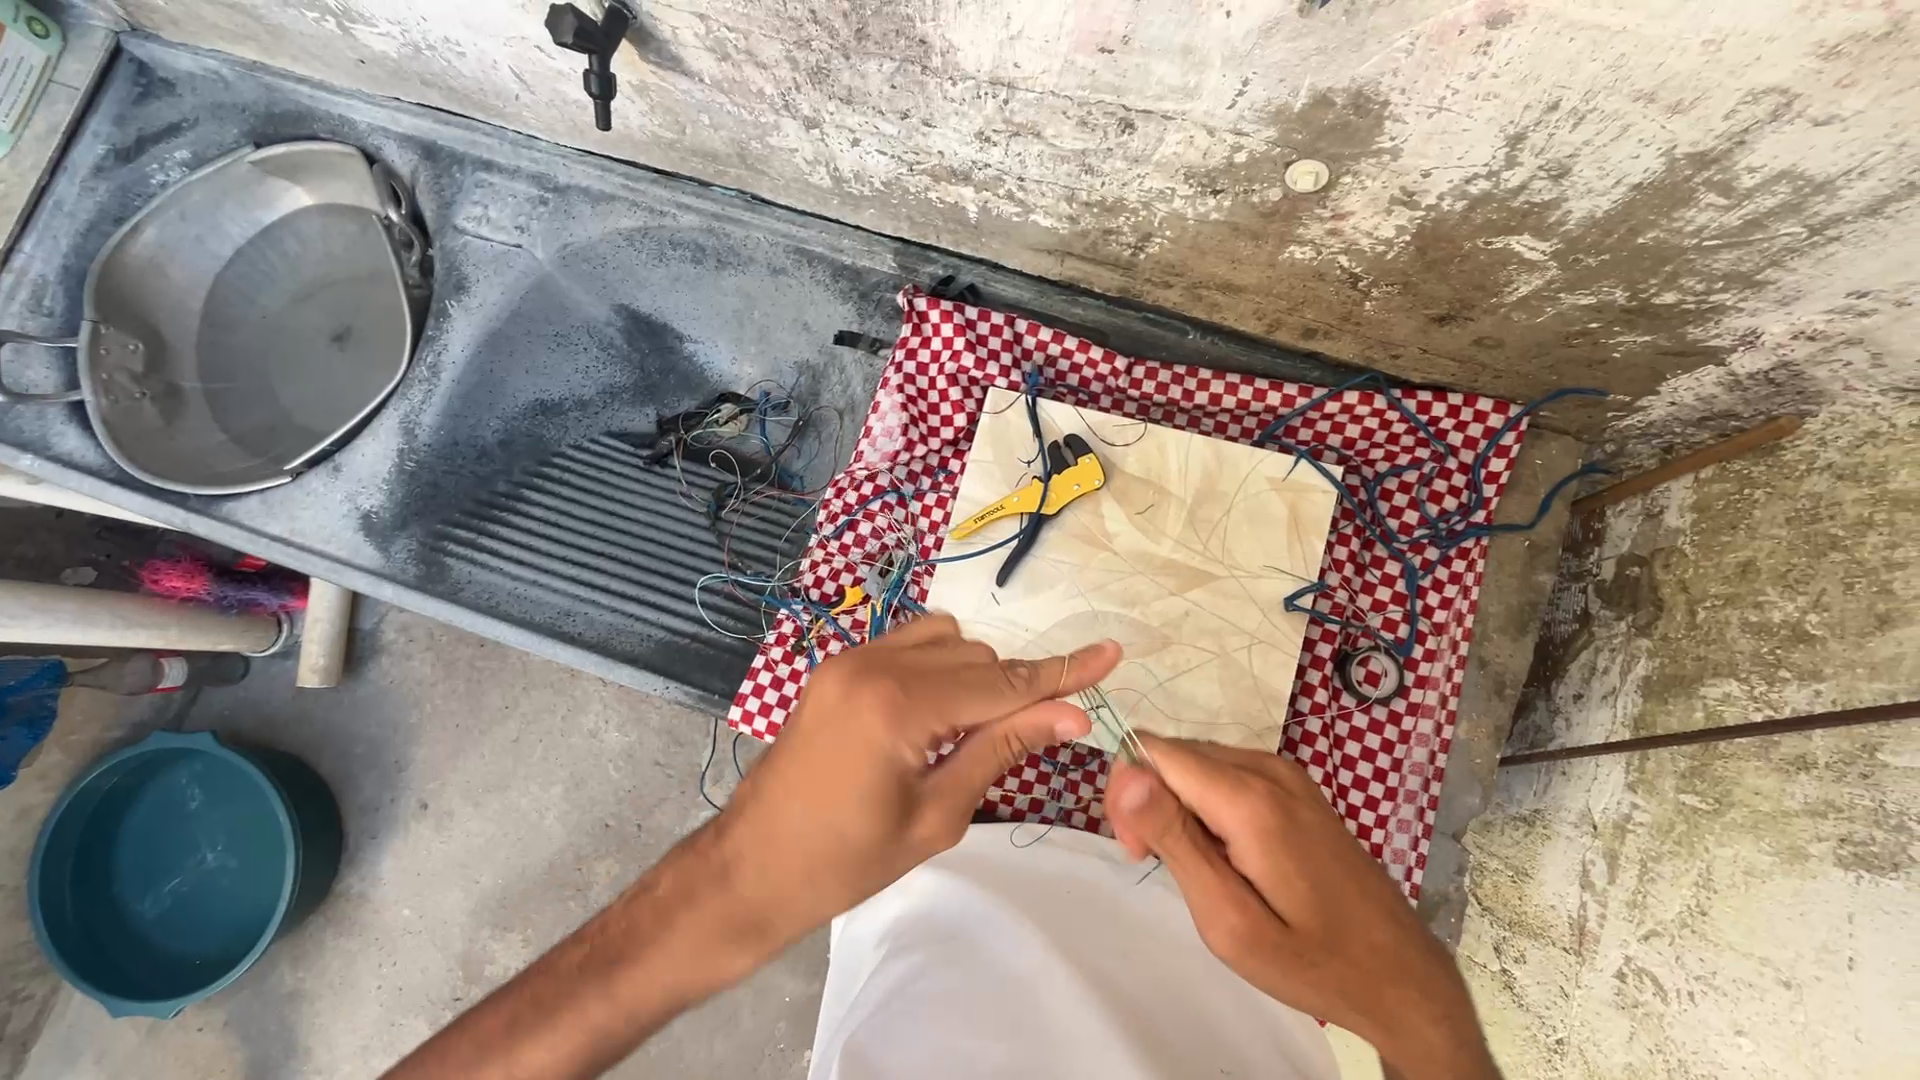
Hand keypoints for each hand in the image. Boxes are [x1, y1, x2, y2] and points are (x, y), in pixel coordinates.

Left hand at [711, 615, 1122, 956]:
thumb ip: (1002, 749)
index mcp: (899, 705)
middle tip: (1022, 741)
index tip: (1111, 653)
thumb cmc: (846, 862)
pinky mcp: (836, 666)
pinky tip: (933, 712)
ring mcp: (849, 658)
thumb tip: (1070, 717)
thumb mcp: (938, 815)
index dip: (1063, 673)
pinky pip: (907, 643)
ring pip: (945, 639)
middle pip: (977, 656)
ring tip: (968, 732)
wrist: (751, 868)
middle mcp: (874, 663)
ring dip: (974, 674)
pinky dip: (937, 666)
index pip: (1002, 683)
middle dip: (1011, 691)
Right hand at [1105, 736, 1497, 1079]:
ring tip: (1199, 867)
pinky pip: (1225, 772)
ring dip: (1176, 804)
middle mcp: (1267, 766)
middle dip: (1148, 801)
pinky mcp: (1295, 784)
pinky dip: (1206, 803)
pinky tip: (1226, 852)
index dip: (1129, 794)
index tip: (1140, 851)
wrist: (1400, 975)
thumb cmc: (1310, 960)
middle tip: (1164, 866)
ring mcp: (1285, 771)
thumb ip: (1175, 839)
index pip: (1151, 751)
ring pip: (1195, 762)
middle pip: (1172, 754)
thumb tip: (1126, 773)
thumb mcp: (1228, 918)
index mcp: (1249, 797)